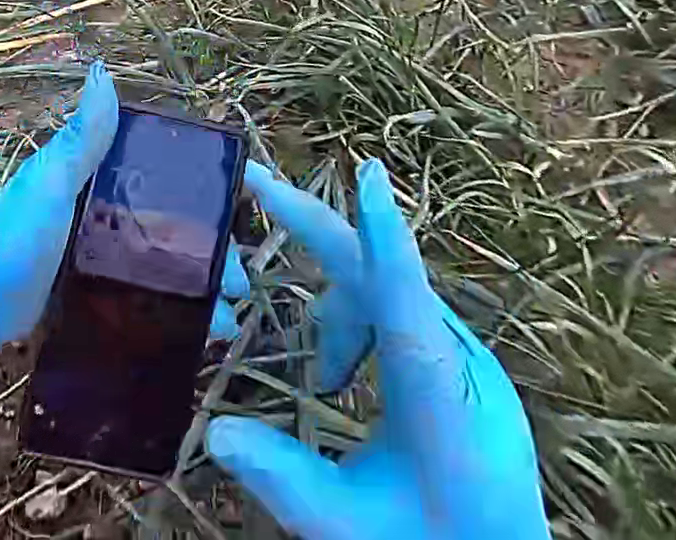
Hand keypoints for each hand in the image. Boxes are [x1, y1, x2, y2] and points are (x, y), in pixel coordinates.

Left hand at [0, 62, 248, 362]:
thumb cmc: (11, 232)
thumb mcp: (50, 181)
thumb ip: (81, 134)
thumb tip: (103, 70)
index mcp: (108, 175)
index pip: (173, 172)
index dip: (213, 188)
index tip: (248, 206)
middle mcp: (116, 207)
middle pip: (182, 223)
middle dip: (216, 249)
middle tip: (239, 280)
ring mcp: (111, 251)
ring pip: (171, 263)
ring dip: (202, 286)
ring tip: (226, 316)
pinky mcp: (104, 289)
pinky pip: (150, 295)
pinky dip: (176, 309)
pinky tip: (201, 330)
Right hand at [206, 160, 549, 539]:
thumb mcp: (349, 528)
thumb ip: (281, 479)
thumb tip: (214, 430)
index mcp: (436, 394)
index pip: (406, 299)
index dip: (384, 233)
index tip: (369, 170)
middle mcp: (454, 356)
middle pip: (375, 267)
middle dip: (312, 223)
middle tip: (257, 183)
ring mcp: (461, 350)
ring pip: (380, 287)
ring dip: (335, 313)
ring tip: (324, 378)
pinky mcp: (457, 353)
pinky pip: (396, 307)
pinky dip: (356, 323)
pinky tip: (342, 372)